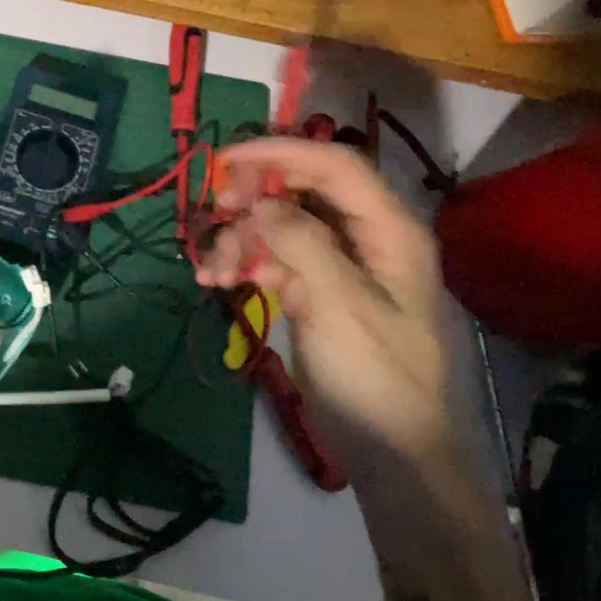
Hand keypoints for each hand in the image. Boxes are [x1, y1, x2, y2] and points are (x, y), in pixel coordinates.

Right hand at [198, 138, 452, 459]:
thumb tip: (258, 203)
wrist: (388, 447)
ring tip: (211, 271)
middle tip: (215, 213)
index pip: (334, 166)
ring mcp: (339, 264)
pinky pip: (275, 258)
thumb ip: (300, 242)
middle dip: (253, 198)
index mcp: (389, 231)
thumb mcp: (339, 304)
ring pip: (280, 225)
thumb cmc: (375, 373)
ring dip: (241, 238)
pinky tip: (218, 281)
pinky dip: (245, 263)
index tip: (225, 161)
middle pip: (302, 191)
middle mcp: (365, 237)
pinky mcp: (316, 290)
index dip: (280, 153)